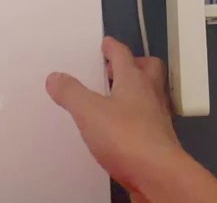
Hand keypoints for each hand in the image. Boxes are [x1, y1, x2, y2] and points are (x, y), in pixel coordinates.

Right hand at [46, 37, 216, 202]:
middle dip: (133, 64)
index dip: (113, 47)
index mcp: (134, 79)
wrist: (158, 174)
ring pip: (152, 91)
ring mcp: (158, 114)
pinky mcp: (161, 137)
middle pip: (147, 67)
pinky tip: (129, 126)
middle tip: (118, 68)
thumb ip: (72, 93)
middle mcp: (150, 92)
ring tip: (122, 95)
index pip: (123, 54)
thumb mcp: (90, 113)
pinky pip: (152, 116)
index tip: (107, 43)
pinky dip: (141, 114)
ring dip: (139, 88)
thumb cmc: (127, 137)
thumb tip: (56, 77)